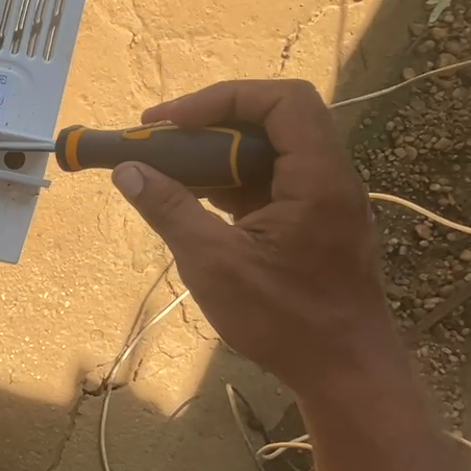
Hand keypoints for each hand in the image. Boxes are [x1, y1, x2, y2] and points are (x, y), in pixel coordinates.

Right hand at [111, 79, 403, 395]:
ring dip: (212, 152)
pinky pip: (264, 181)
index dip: (222, 98)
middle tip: (156, 139)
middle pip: (272, 119)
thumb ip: (170, 209)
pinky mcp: (309, 222)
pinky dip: (223, 180)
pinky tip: (189, 200)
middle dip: (208, 121)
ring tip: (163, 169)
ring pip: (265, 150)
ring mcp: (320, 201)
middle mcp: (327, 179)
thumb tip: (126, 171)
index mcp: (317, 179)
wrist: (345, 372)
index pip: (283, 101)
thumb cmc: (284, 319)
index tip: (168, 122)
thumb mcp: (213, 262)